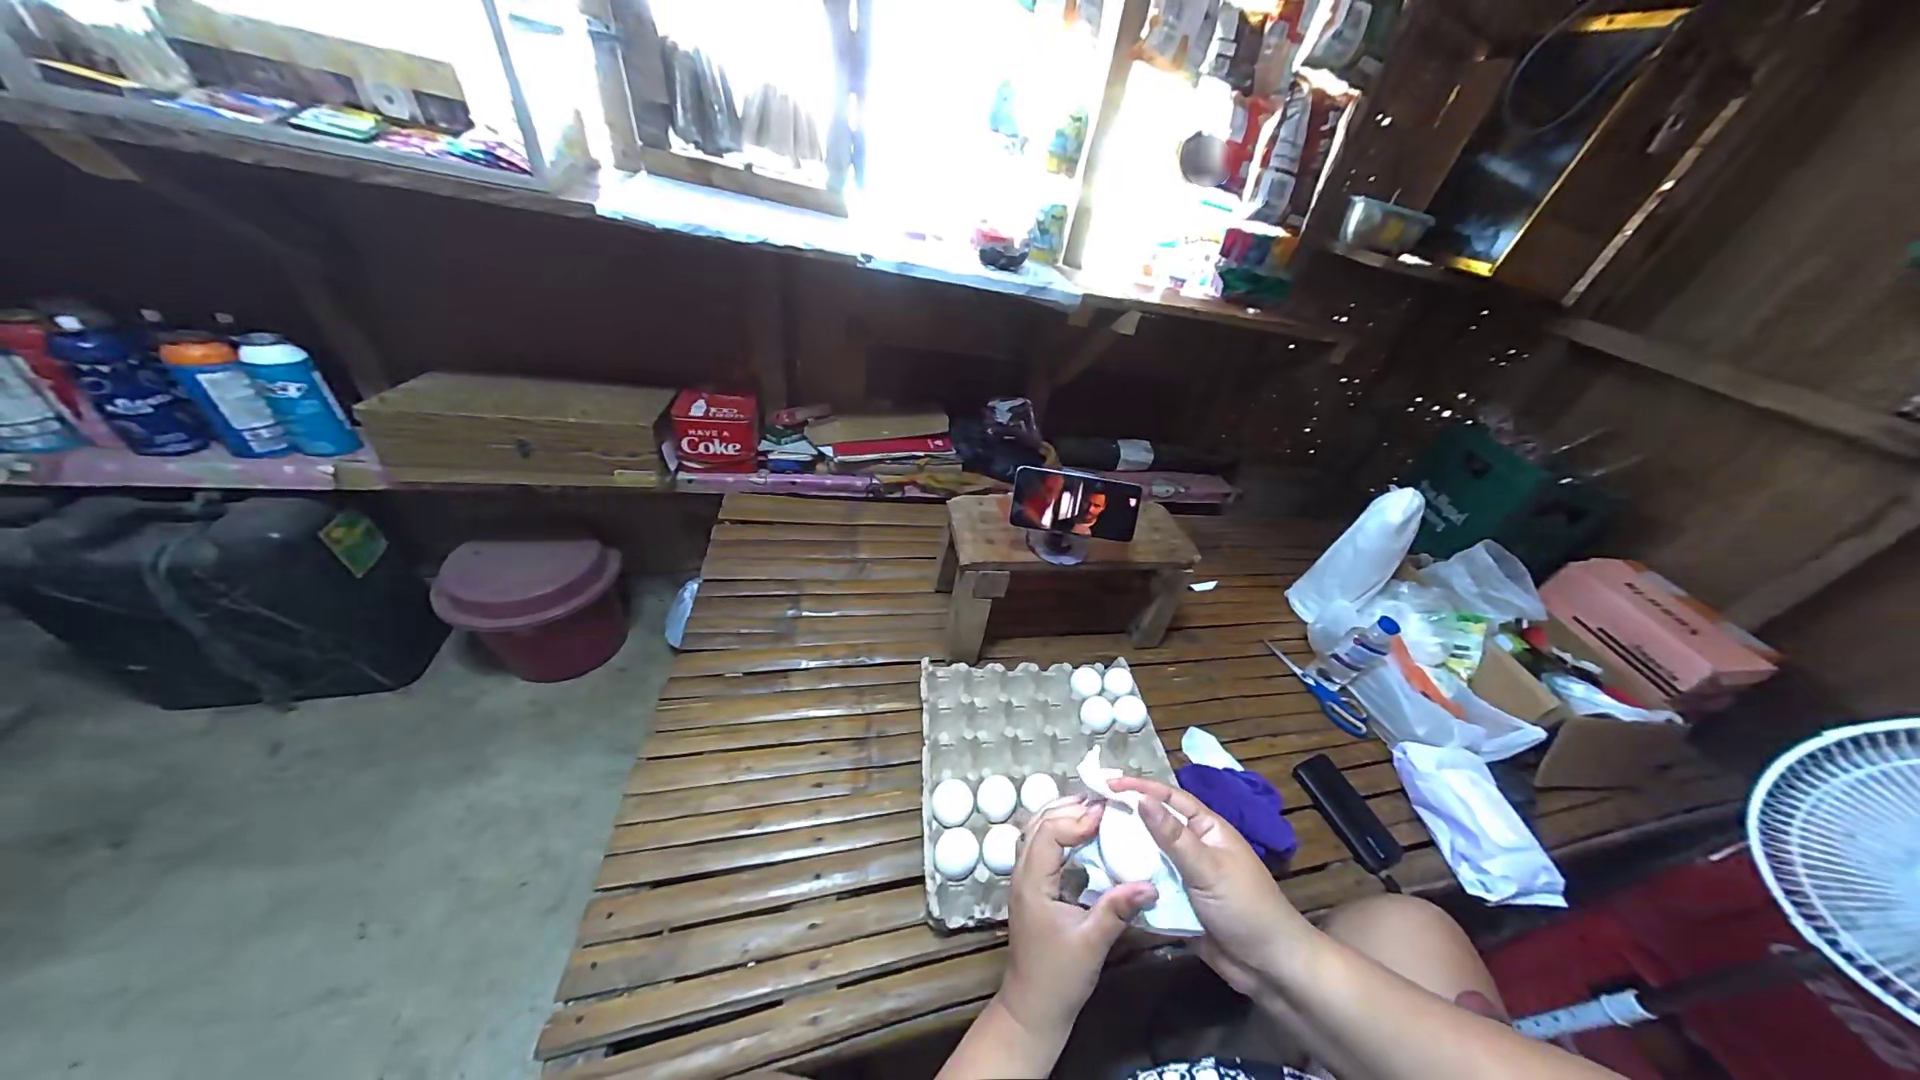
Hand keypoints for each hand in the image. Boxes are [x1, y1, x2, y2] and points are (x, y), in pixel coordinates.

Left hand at [999, 798, 1157, 1038]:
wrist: (1033, 1008)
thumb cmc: (1059, 977)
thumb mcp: (1092, 944)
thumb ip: (1117, 911)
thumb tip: (1150, 884)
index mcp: (1032, 881)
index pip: (1049, 833)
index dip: (1077, 819)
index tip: (1107, 815)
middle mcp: (1023, 873)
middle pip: (1038, 824)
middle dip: (1069, 808)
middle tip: (1103, 803)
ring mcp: (1024, 879)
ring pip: (1036, 832)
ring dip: (1062, 816)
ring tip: (1093, 810)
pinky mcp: (1032, 887)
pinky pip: (1041, 847)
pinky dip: (1059, 832)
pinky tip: (1082, 836)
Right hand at [1107, 776, 1310, 995]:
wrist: (1270, 969)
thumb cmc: (1245, 908)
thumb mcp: (1207, 868)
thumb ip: (1172, 836)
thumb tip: (1140, 798)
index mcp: (1207, 829)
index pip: (1168, 798)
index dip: (1139, 788)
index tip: (1107, 784)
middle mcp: (1194, 846)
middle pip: (1154, 825)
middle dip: (1126, 818)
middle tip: (1092, 813)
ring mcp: (1186, 875)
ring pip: (1149, 855)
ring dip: (1126, 852)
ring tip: (1091, 844)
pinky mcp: (1178, 901)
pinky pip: (1150, 884)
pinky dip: (1132, 881)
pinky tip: (1107, 880)